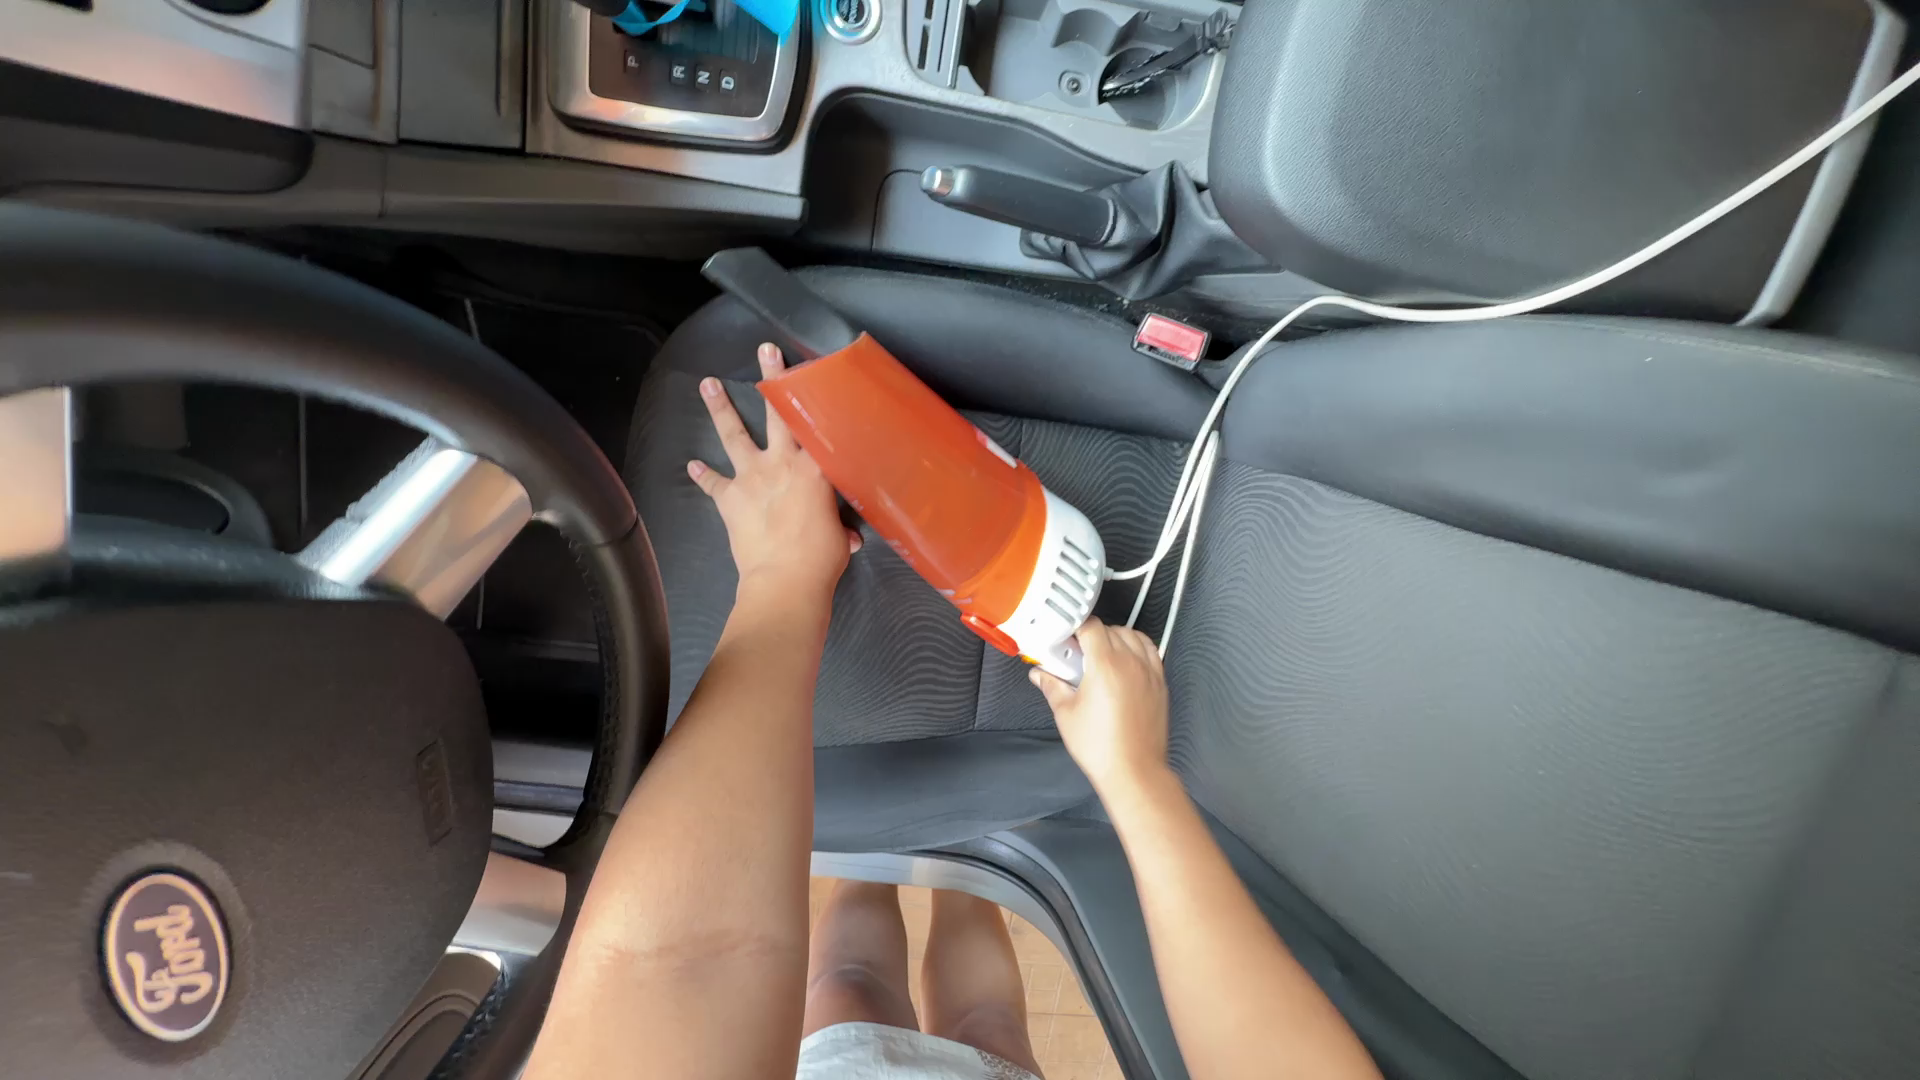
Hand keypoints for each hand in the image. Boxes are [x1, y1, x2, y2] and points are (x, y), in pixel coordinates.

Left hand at [689, 343, 861, 597]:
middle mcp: (783, 463)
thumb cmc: (822, 558)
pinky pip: (713, 482)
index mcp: (816, 469)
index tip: (817, 372)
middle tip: (766, 351)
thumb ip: (840, 527)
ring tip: (708, 384)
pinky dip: (703, 475)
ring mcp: (752, 477)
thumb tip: (847, 537)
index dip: (819, 397)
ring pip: (734, 434)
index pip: (819, 425)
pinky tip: (693, 465)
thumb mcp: (840, 537)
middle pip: (778, 413)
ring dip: (720, 408)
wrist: (784, 580)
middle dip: (773, 380)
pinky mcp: (729, 498)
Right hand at [1029, 618, 1170, 795]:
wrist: (1134, 771)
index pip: (1091, 626)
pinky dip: (1137, 648)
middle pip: (1111, 629)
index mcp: (1105, 664)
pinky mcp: (1161, 683)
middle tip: (1077, 653)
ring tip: (1102, 654)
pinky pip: (1151, 651)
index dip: (1076, 627)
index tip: (1066, 637)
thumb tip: (1039, 674)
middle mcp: (1130, 661)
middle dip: (1093, 634)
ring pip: (1134, 636)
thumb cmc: (1098, 745)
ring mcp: (1149, 671)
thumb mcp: (1066, 714)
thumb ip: (1052, 686)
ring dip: (1116, 637)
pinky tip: (1126, 662)